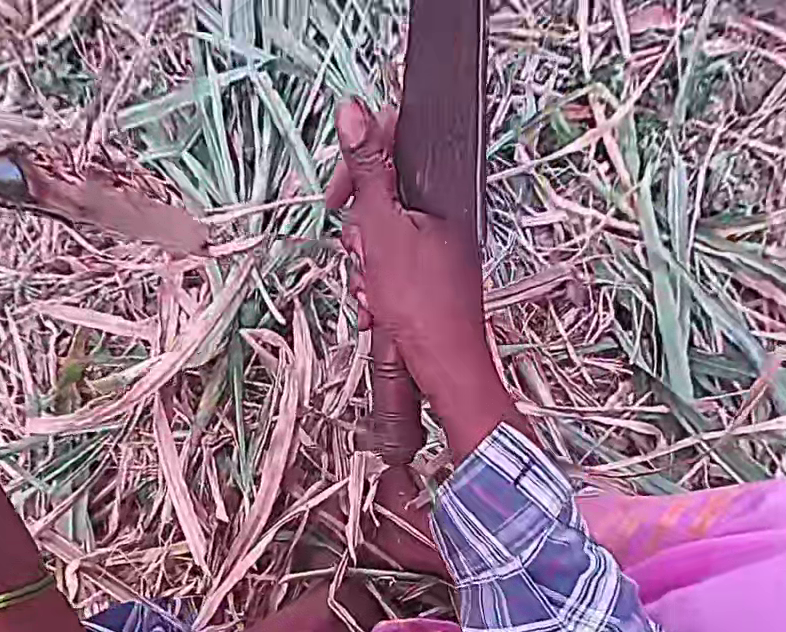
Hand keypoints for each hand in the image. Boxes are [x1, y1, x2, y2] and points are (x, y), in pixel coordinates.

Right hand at [326, 98, 525, 459]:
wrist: (443, 362)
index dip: (358, 166)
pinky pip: (395, 265)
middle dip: (362, 230)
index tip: (340, 196)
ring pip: (386, 236)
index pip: (394, 144)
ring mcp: (441, 244)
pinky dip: (380, 284)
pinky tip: (380, 304)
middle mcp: (445, 212)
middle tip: (361, 253)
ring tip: (373, 288)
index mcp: (442, 189)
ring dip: (368, 264)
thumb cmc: (423, 307)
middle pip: (385, 197)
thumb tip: (353, 116)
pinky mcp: (434, 273)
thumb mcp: (382, 232)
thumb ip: (367, 173)